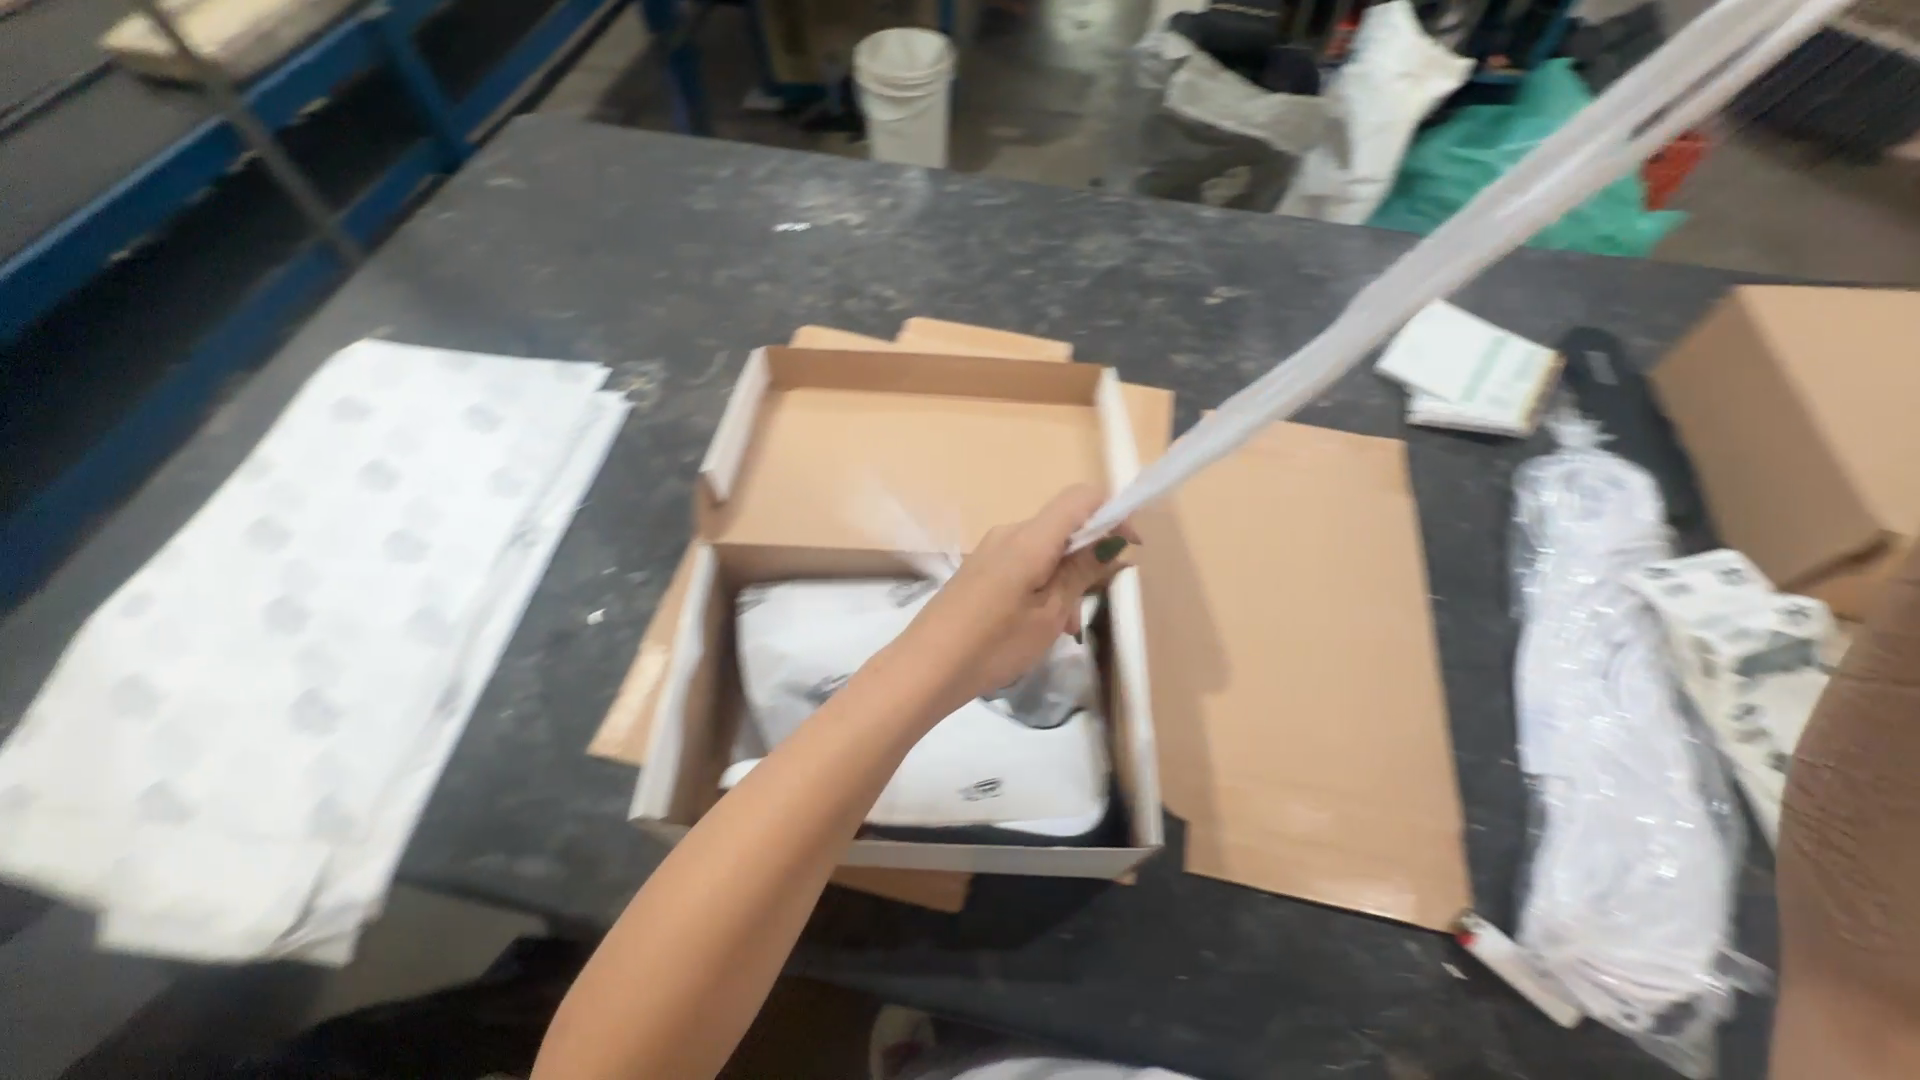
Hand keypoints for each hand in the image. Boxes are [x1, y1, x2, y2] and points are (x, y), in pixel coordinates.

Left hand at [883, 484, 1135, 716]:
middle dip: (1089, 558)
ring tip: (1064, 629)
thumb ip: (1081, 573)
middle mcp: (1009, 533)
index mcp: (1029, 538)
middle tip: (1091, 607)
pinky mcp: (979, 570)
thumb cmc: (993, 644)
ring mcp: (990, 551)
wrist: (925, 669)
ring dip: (1065, 579)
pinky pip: (1023, 564)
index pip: (1081, 497)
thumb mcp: (1048, 614)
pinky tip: (1038, 627)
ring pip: (1044, 550)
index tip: (1130, 549)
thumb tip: (1111, 543)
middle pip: (1063, 526)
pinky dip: (1043, 586)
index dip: (1113, 513)